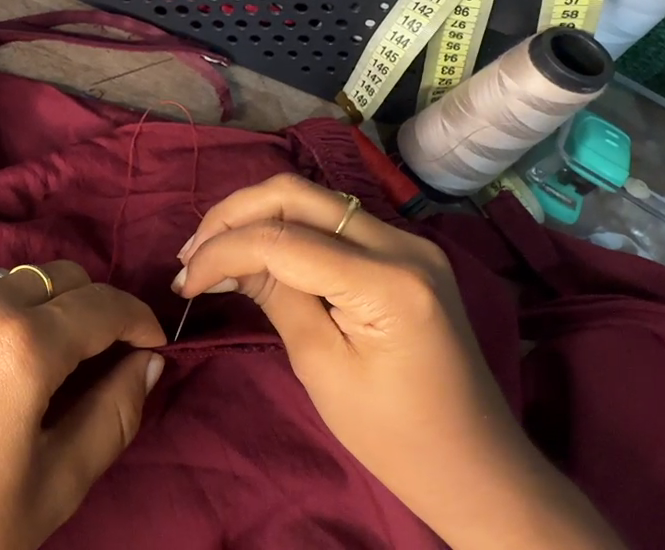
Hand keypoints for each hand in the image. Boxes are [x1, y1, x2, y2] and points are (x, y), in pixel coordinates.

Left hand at [0, 260, 165, 549]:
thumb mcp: (54, 484)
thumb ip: (113, 414)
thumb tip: (149, 362)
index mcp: (23, 341)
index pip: (104, 304)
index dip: (141, 321)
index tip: (157, 348)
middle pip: (64, 277)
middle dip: (98, 308)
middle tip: (111, 361)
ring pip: (21, 276)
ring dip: (52, 303)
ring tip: (60, 361)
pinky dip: (9, 304)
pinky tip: (5, 354)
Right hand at [173, 175, 622, 549]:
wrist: (479, 470)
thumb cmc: (397, 437)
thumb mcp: (322, 369)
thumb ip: (275, 299)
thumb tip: (219, 263)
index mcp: (388, 282)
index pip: (282, 240)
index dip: (222, 251)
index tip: (184, 281)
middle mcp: (402, 243)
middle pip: (295, 194)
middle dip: (233, 215)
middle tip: (192, 254)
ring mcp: (408, 243)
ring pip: (310, 199)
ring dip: (255, 217)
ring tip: (212, 252)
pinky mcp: (403, 253)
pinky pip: (330, 221)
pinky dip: (284, 229)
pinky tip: (254, 254)